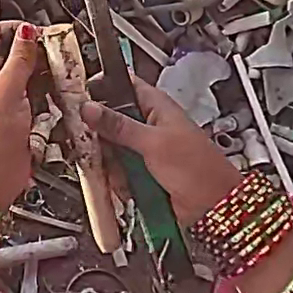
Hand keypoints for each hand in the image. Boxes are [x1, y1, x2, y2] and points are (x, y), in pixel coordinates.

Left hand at [0, 21, 44, 208]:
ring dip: (47, 75)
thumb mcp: (6, 90)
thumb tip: (27, 32)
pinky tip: (56, 97)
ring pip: (32, 74)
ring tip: (60, 77)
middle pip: (18, 52)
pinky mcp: (22, 115)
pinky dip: (50, 95)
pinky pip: (40, 96)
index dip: (17, 29)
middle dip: (39, 53)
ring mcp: (8, 97)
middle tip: (58, 55)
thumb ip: (20, 59)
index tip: (39, 33)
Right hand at [84, 78, 241, 222]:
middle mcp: (145, 123)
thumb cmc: (198, 167)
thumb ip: (117, 126)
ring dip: (109, 162)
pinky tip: (127, 185)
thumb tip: (88, 108)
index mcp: (154, 104)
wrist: (215, 208)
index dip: (98, 87)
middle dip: (99, 135)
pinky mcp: (138, 170)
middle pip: (106, 120)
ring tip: (122, 172)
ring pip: (107, 148)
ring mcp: (141, 148)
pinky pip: (115, 170)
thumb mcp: (153, 142)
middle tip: (97, 145)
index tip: (77, 98)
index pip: (120, 84)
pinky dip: (117, 179)